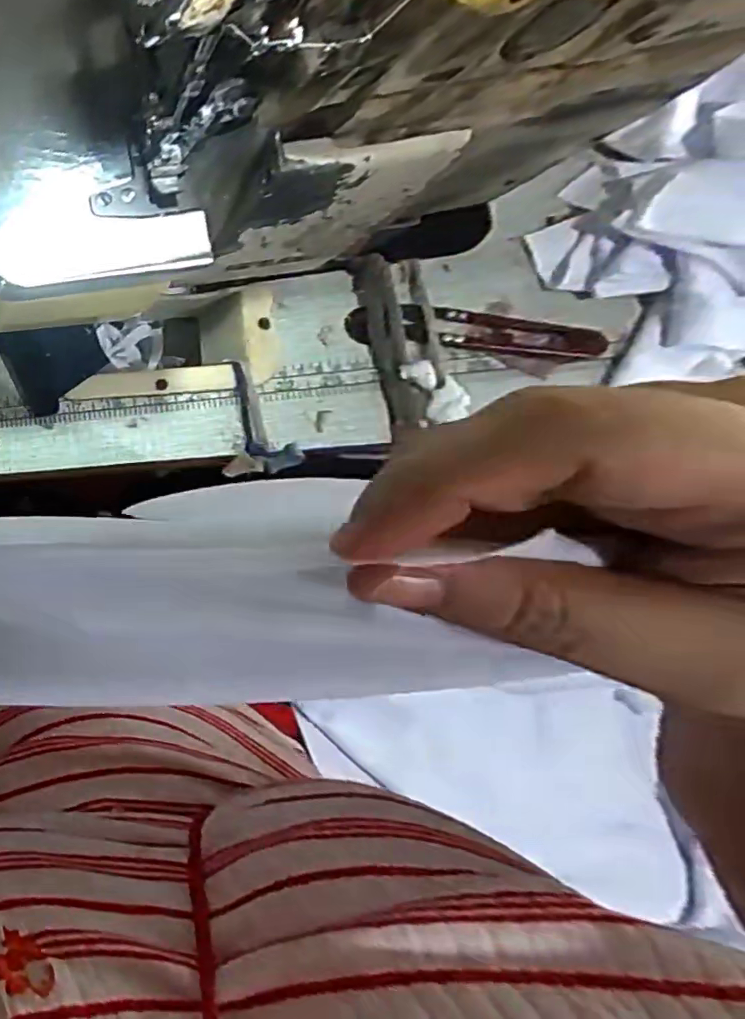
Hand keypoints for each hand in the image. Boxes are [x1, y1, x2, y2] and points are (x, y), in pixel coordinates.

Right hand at [332, 379, 744, 715]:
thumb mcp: (693, 659)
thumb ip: (542, 614)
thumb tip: (380, 581)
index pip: (563, 436)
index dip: (440, 482)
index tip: (360, 548)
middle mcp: (720, 409)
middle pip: (519, 427)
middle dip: (421, 492)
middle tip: (365, 557)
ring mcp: (677, 408)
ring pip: (504, 433)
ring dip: (437, 497)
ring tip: (409, 556)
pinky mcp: (637, 424)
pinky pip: (516, 448)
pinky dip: (468, 498)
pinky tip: (458, 540)